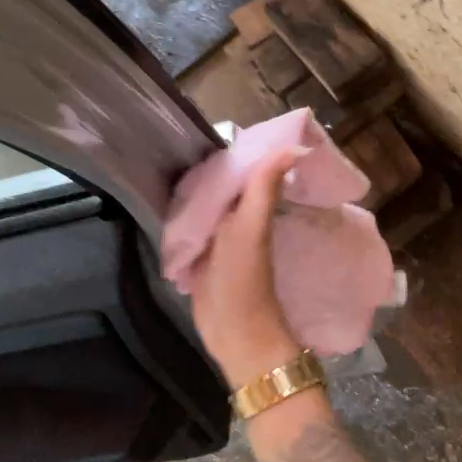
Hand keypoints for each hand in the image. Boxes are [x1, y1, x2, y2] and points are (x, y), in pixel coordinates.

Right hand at [190, 146, 306, 385]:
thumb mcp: (252, 227)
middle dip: (207, 170)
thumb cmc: (245, 278)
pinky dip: (184, 217)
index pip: (244, 167)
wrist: (235, 334)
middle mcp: (238, 218)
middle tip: (175, 144)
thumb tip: (296, 146)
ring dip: (193, 192)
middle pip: (222, 185)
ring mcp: (219, 238)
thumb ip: (265, 188)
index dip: (234, 149)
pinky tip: (167, 205)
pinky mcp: (202, 257)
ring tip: (165, 168)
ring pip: (206, 205)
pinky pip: (192, 228)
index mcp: (251, 207)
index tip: (211, 127)